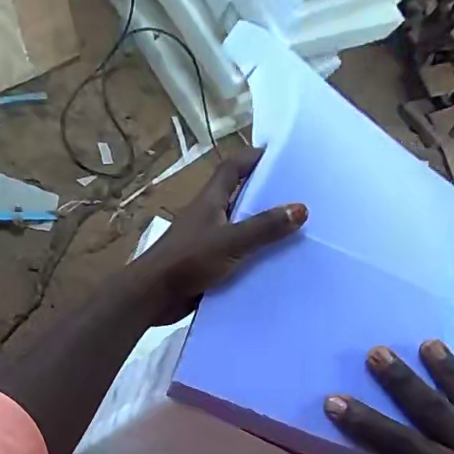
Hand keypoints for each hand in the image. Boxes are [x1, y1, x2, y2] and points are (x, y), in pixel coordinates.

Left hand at [122, 148, 306, 325]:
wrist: (153, 295)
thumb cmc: (188, 260)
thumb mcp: (231, 241)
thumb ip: (264, 227)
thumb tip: (301, 208)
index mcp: (210, 201)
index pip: (232, 168)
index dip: (253, 158)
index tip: (279, 157)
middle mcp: (208, 216)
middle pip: (238, 197)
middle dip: (265, 195)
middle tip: (298, 197)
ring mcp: (205, 241)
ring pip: (238, 228)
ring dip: (261, 229)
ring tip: (295, 232)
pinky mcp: (205, 264)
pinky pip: (235, 255)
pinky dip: (252, 256)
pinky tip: (274, 265)